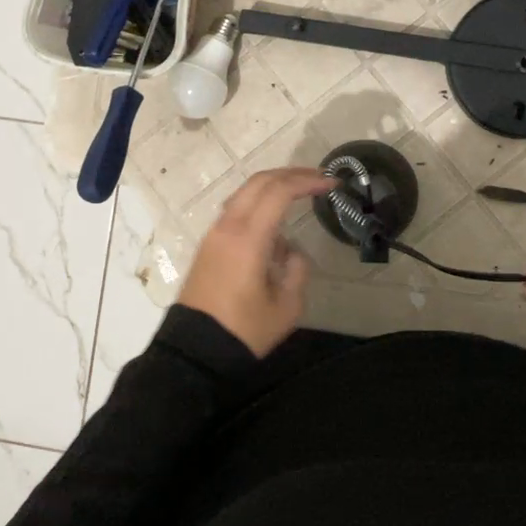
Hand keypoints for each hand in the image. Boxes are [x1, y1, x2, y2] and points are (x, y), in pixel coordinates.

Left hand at [178, 167, 334, 357]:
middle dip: (291, 175)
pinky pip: (235, 209)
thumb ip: (297, 270)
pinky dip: (258, 202)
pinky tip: (275, 219)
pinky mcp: (208, 244)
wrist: (194, 351)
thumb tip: (291, 251)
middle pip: (259, 182)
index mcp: (248, 238)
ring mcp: (214, 233)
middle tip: (318, 179)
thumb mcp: (287, 307)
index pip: (279, 192)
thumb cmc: (244, 331)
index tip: (331, 184)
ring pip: (244, 192)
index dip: (307, 182)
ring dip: (272, 186)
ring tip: (300, 193)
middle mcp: (228, 226)